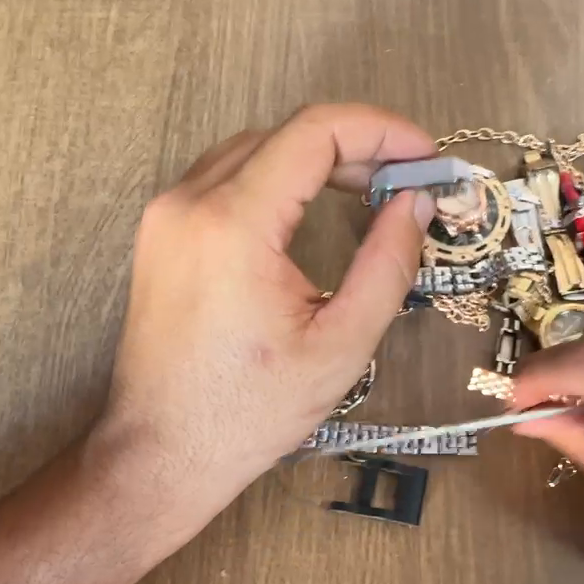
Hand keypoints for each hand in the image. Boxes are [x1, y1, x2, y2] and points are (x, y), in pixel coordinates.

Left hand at [97, 104, 436, 514]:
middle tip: (404, 184)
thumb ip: (387, 264)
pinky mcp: (158, 237)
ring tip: (366, 193)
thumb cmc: (251, 412)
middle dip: (353, 148)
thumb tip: (415, 203)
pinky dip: (273, 182)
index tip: (424, 157)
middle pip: (283, 136)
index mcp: (233, 223)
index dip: (380, 131)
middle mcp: (188, 202)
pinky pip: (223, 181)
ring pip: (251, 152)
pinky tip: (306, 212)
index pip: (314, 132)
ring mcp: (165, 217)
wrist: (162, 452)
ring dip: (312, 161)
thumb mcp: (340, 345)